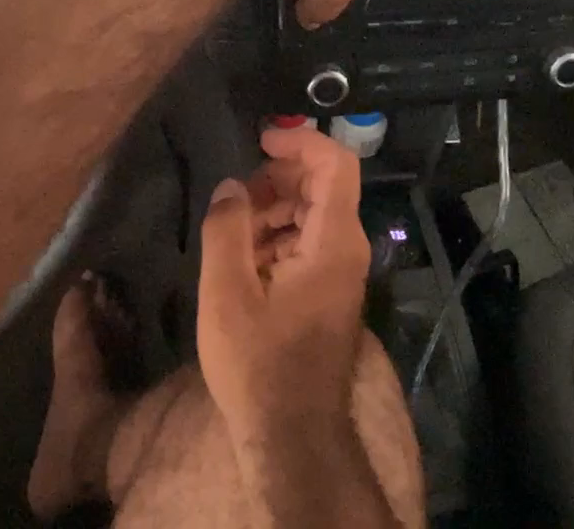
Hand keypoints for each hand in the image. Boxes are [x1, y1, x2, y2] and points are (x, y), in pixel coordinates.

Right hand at [197, 126, 370, 437]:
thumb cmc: (258, 363)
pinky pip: (309, 243)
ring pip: (313, 214)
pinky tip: (244, 261)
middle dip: (277, 179)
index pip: (336, 164)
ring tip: (232, 234)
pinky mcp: (329, 290)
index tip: (259, 140)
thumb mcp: (226, 292)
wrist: (291, 434)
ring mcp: (342, 271)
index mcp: (334, 241)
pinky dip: (278, 238)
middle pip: (322, 186)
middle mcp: (348, 248)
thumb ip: (227, 228)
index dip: (301, 142)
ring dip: (273, 210)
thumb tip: (230, 186)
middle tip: (234, 198)